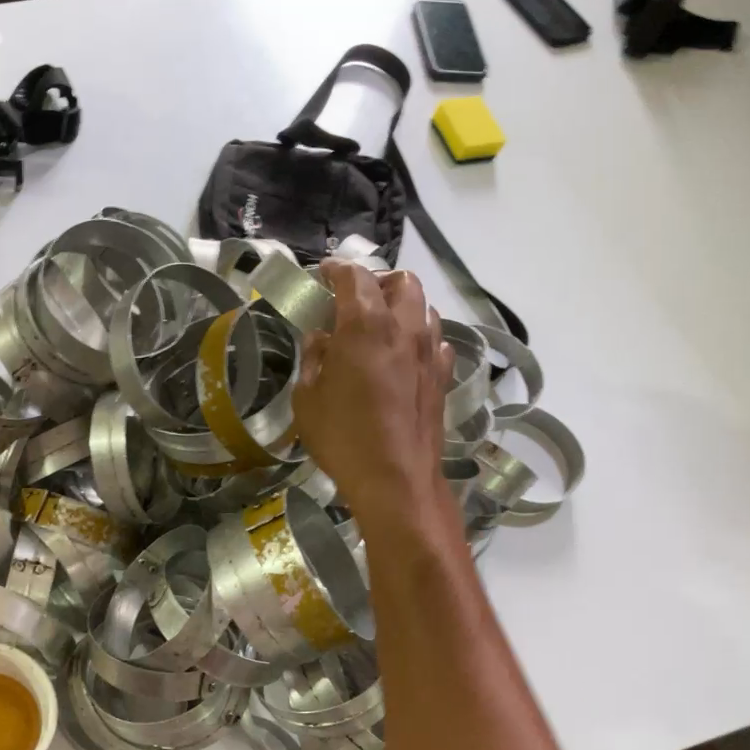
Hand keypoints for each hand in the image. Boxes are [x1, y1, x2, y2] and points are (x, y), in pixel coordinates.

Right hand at [293, 262, 457, 542]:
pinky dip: (416, 334)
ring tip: (378, 324)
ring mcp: (429, 350)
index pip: (353, 278)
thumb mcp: (308, 398)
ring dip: (400, 305)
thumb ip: (314, 359)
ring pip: (422, 306)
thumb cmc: (342, 438)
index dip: (335, 270)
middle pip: (400, 282)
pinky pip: (433, 338)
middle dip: (376, 282)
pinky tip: (400, 355)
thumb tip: (321, 339)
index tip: (322, 274)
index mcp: (364, 326)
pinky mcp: (441, 375)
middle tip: (352, 299)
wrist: (395, 479)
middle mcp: (403, 327)